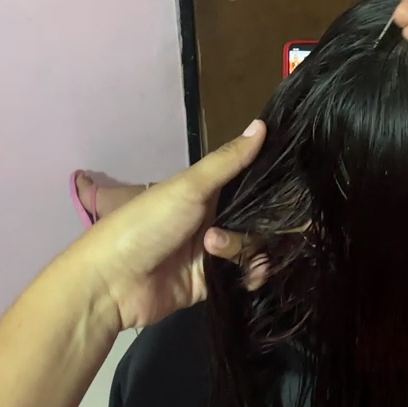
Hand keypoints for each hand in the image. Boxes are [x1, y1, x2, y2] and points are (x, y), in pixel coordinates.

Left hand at [62, 122, 269, 330]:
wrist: (112, 283)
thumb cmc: (147, 224)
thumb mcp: (189, 187)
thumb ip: (228, 161)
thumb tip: (263, 123)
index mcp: (205, 191)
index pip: (248, 181)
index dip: (269, 183)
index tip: (295, 185)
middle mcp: (212, 218)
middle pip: (256, 217)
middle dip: (260, 223)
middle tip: (252, 226)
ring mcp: (212, 252)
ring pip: (252, 246)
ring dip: (242, 249)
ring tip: (215, 253)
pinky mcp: (211, 282)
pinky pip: (244, 276)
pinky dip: (250, 275)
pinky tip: (249, 275)